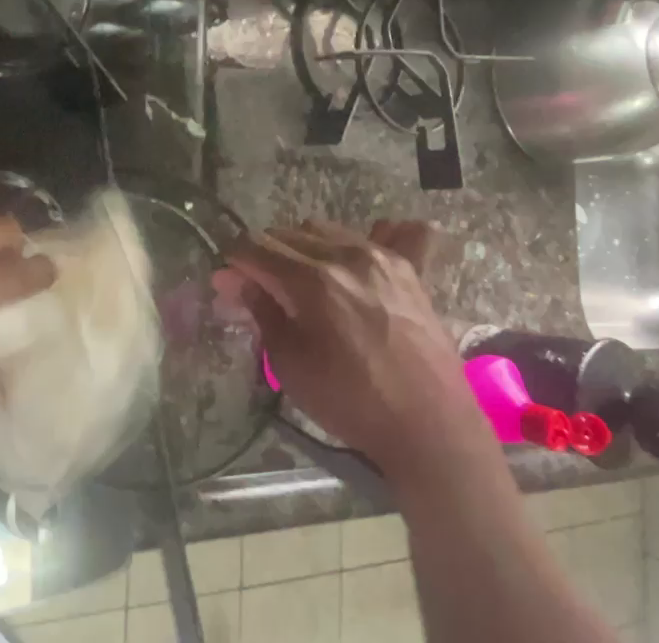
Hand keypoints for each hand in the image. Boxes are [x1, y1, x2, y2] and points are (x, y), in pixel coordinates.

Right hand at [227, 220, 483, 476]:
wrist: (431, 428)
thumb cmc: (351, 402)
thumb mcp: (290, 364)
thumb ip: (261, 311)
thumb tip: (234, 280)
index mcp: (311, 280)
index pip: (254, 248)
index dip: (233, 263)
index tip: (227, 283)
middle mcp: (346, 256)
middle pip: (286, 234)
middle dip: (263, 255)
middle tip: (259, 288)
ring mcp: (383, 258)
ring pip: (324, 230)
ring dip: (302, 247)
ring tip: (301, 281)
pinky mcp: (411, 271)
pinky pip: (386, 232)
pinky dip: (365, 236)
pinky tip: (358, 258)